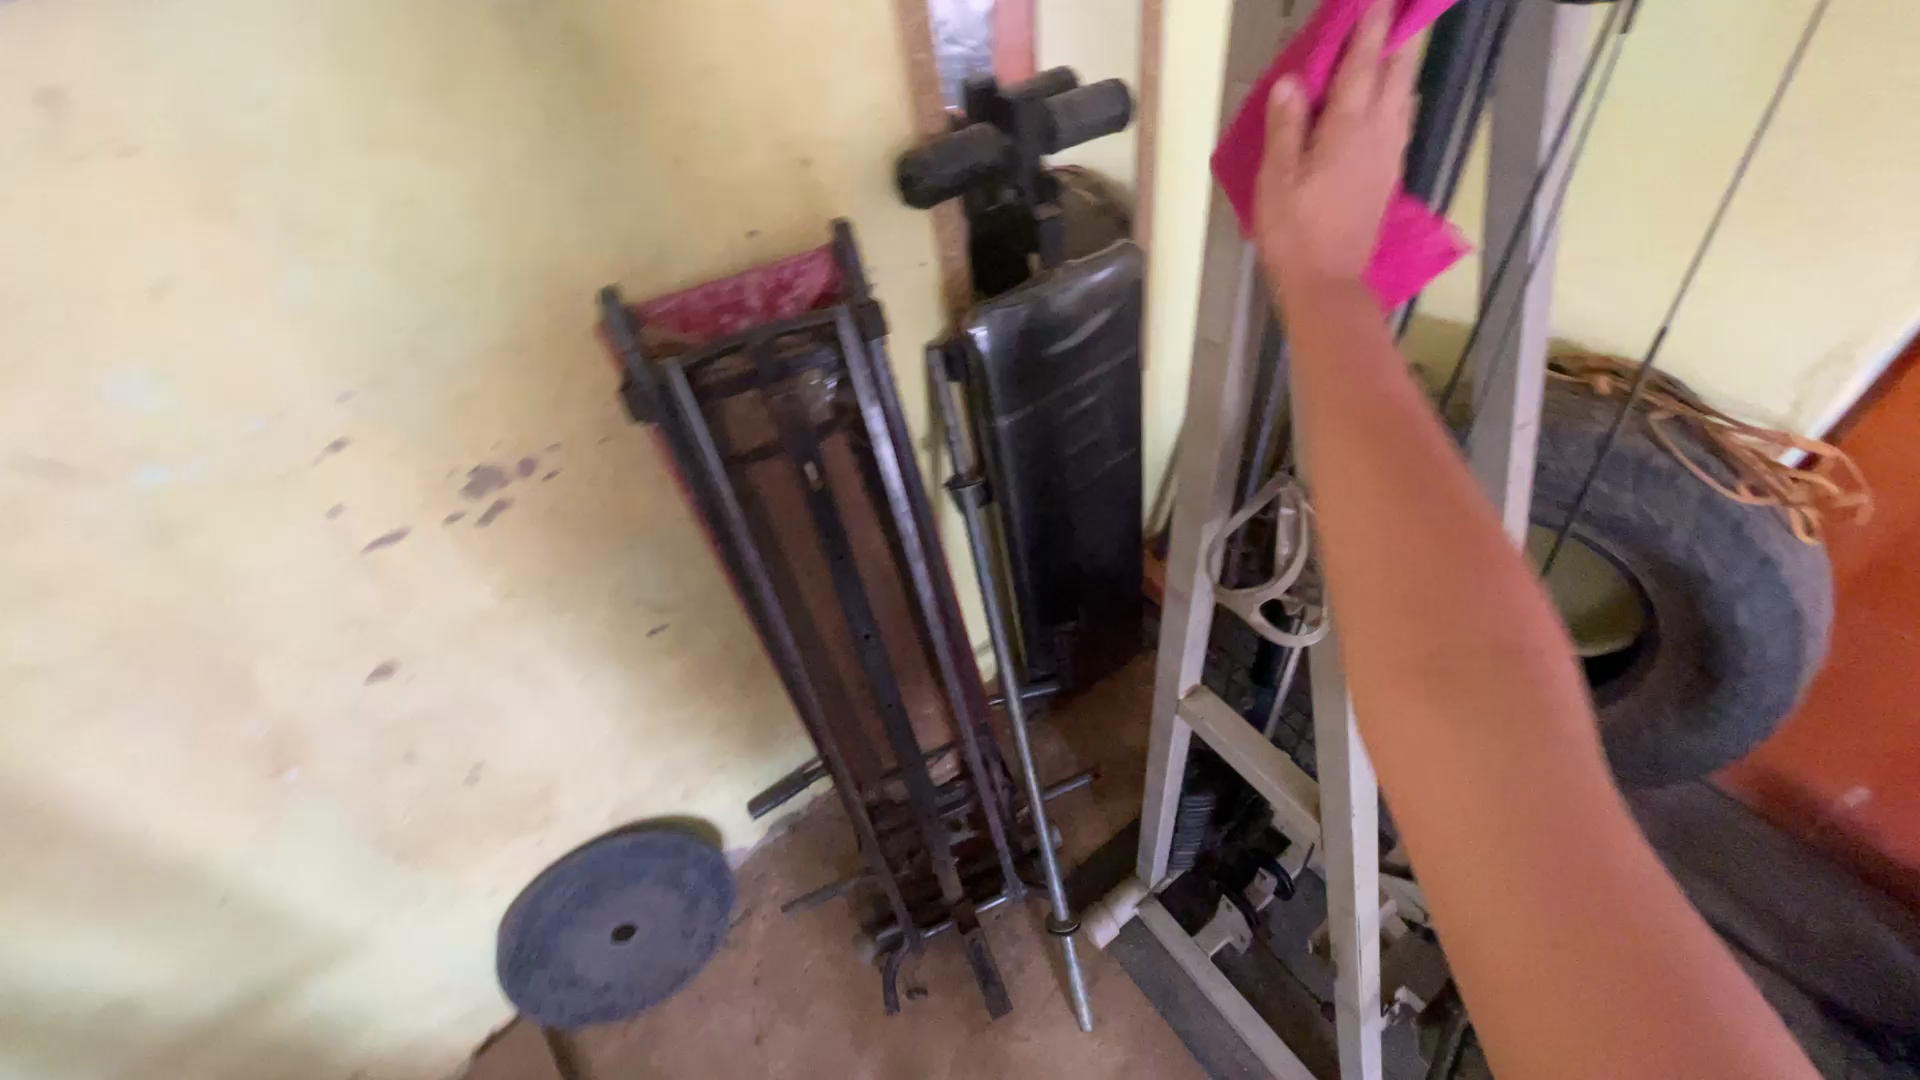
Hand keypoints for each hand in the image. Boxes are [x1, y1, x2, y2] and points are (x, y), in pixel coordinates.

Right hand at [1253, 0, 1418, 294]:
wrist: (1328, 282)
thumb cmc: (1294, 233)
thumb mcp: (1276, 181)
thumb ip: (1286, 128)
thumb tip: (1292, 82)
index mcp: (1347, 128)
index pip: (1362, 62)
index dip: (1369, 24)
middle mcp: (1378, 132)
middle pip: (1397, 70)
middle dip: (1399, 34)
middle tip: (1397, 12)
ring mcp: (1389, 154)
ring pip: (1404, 93)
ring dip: (1403, 62)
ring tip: (1398, 42)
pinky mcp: (1388, 175)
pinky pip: (1401, 120)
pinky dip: (1399, 95)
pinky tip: (1395, 97)